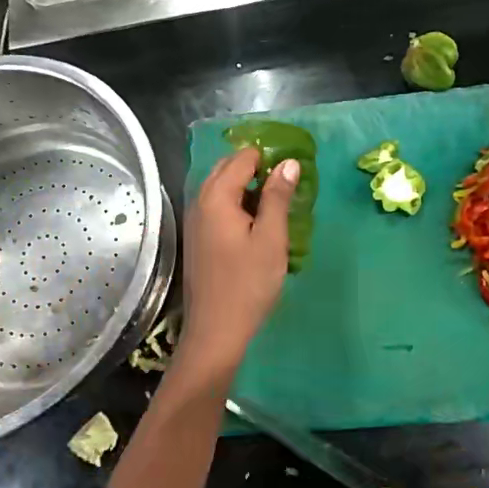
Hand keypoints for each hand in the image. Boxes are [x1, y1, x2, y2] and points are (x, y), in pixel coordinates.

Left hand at [175, 146, 298, 380]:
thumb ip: (278, 197)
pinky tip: (257, 222)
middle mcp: (199, 202)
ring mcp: (195, 221)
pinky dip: (237, 204)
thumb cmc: (248, 284)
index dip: (268, 157)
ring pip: (221, 188)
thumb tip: (287, 163)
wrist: (216, 330)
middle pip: (227, 169)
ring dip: (247, 187)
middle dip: (257, 168)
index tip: (293, 167)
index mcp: (216, 197)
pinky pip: (217, 207)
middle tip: (288, 183)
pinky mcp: (197, 238)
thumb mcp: (272, 239)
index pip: (242, 159)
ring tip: (277, 202)